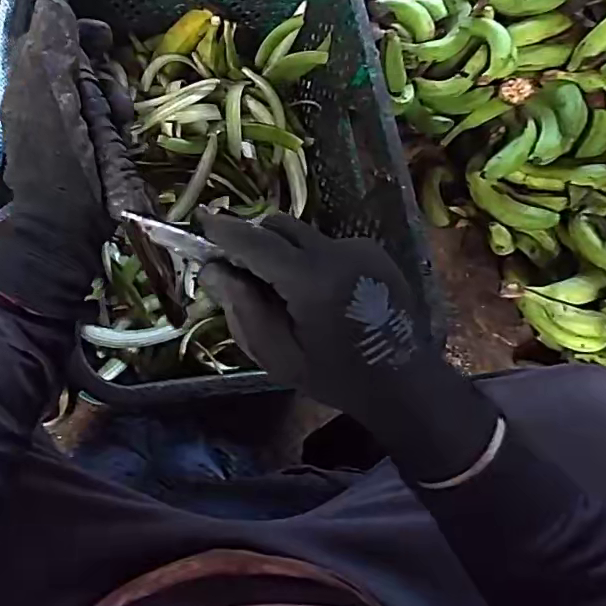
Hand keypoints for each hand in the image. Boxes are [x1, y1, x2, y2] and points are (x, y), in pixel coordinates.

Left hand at [0, 0, 117, 315]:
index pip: (48, 34)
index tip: (105, 40)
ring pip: (89, 87)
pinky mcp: (75, 144)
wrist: (64, 224)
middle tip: (113, 89)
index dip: (78, 31)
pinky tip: (118, 133)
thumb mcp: (54, 92)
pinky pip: (95, 114)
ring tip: (119, 118)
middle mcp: (35, 96)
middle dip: (99, 70)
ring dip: (110, 97)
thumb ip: (52, 46)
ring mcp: (54, 122)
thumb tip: (53, 4)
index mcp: (24, 80)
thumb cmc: (61, 159)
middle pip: (73, 61)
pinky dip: (111, 119)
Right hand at [200, 214, 501, 483]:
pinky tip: (312, 291)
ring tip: (277, 286)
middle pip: (278, 226)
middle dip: (250, 238)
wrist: (405, 384)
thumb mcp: (277, 355)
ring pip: (301, 233)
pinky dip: (305, 257)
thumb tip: (214, 269)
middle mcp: (338, 253)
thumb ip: (242, 308)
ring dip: (278, 249)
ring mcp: (359, 248)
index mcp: (312, 281)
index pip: (257, 243)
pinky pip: (323, 243)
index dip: (225, 231)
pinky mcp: (372, 251)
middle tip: (233, 264)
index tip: (201, 221)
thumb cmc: (335, 376)